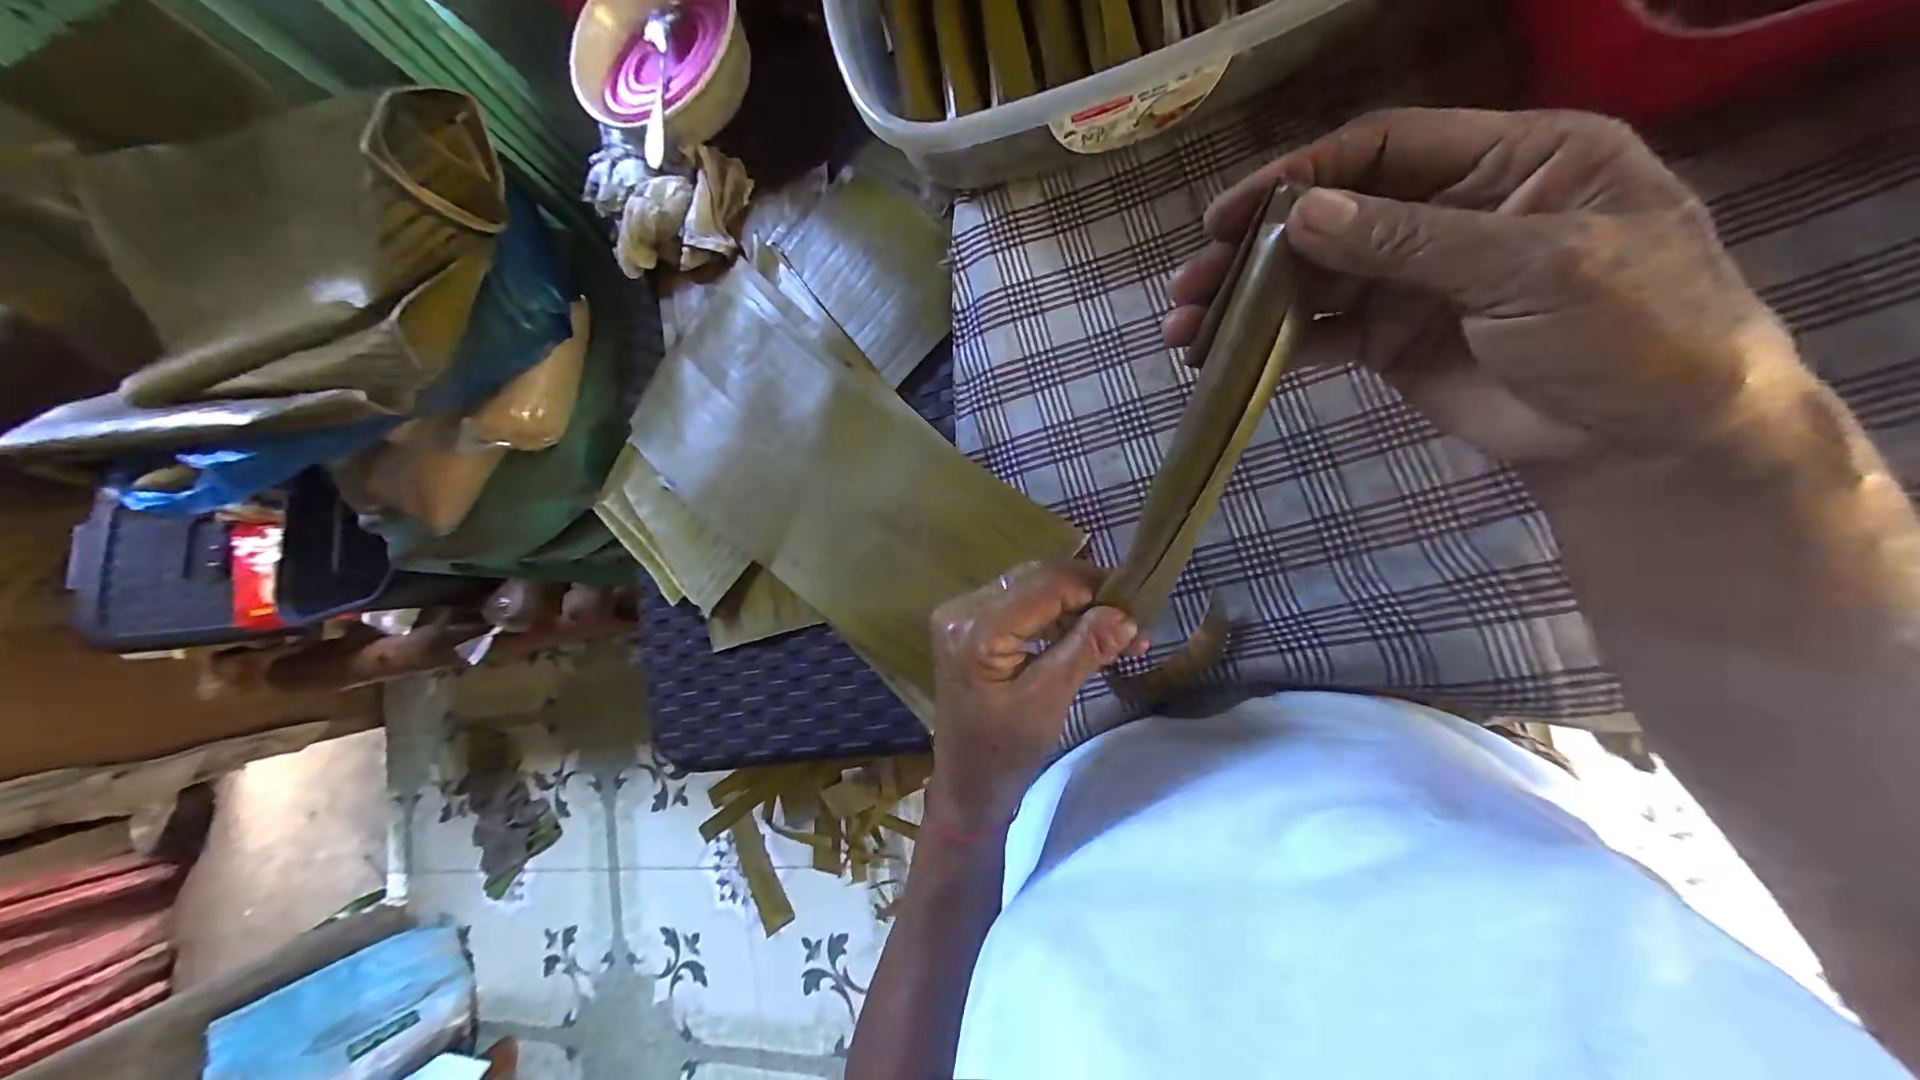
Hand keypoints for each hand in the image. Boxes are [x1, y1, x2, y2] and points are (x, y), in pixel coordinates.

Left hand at [927, 560, 1148, 830]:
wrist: (967, 780)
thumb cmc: (1004, 750)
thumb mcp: (1048, 700)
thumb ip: (1084, 650)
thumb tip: (1125, 615)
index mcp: (975, 629)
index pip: (1044, 585)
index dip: (1093, 588)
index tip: (1137, 606)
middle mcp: (962, 609)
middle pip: (1037, 579)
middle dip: (1088, 595)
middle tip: (1133, 620)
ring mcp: (963, 614)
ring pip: (1032, 588)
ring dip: (1077, 606)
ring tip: (1120, 633)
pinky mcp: (972, 624)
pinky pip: (1021, 605)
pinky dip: (1057, 616)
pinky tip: (1089, 634)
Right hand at [1163, 108, 1804, 477]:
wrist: (1645, 442)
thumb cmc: (1633, 332)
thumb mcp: (1534, 268)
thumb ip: (1413, 241)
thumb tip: (1303, 216)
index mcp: (1507, 163)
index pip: (1382, 151)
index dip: (1299, 176)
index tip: (1228, 215)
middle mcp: (1447, 214)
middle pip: (1331, 218)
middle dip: (1254, 249)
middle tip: (1191, 282)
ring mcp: (1412, 283)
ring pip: (1313, 280)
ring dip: (1249, 301)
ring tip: (1187, 327)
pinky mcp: (1389, 341)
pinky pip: (1321, 334)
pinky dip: (1274, 344)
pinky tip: (1228, 356)